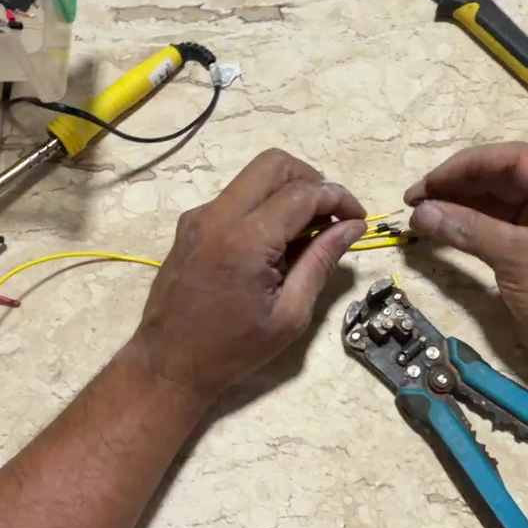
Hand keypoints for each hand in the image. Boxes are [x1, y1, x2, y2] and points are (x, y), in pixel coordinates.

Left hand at [126, 150, 365, 402]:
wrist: (169, 363)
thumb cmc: (233, 350)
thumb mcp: (290, 314)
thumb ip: (321, 261)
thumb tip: (353, 226)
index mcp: (246, 241)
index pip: (302, 193)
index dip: (338, 198)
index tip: (358, 218)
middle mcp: (218, 216)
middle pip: (274, 163)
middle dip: (312, 180)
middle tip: (331, 216)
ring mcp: (199, 216)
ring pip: (253, 176)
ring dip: (287, 191)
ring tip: (305, 233)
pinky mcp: (190, 224)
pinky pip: (236, 197)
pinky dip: (263, 205)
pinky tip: (274, 243)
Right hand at [404, 142, 527, 378]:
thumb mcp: (518, 259)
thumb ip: (468, 229)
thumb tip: (419, 212)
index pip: (512, 159)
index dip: (465, 166)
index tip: (428, 183)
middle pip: (500, 176)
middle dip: (456, 185)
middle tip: (414, 199)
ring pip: (493, 201)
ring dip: (456, 205)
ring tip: (419, 214)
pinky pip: (493, 225)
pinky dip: (465, 226)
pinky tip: (438, 228)